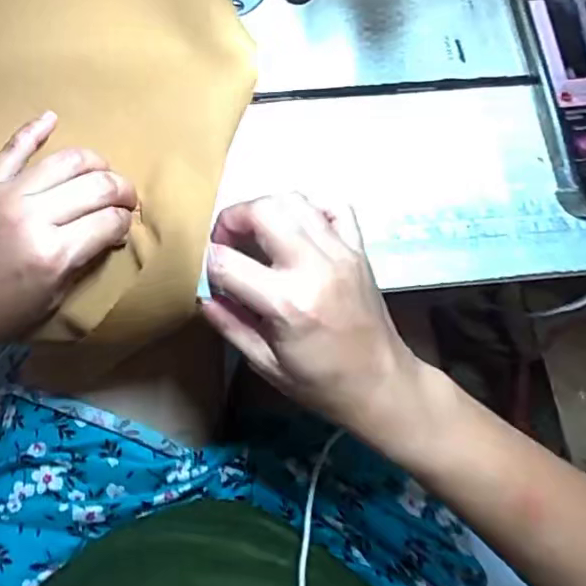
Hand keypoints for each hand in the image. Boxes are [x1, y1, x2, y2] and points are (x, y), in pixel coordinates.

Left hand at [0, 112, 137, 369]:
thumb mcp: (49, 301)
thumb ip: (82, 262)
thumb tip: (108, 233)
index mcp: (54, 254)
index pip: (108, 222)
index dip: (124, 221)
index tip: (125, 224)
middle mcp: (34, 216)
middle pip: (96, 186)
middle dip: (122, 190)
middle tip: (127, 198)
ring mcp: (6, 194)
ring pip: (65, 161)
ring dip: (94, 162)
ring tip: (103, 172)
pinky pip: (14, 148)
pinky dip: (35, 130)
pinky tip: (52, 118)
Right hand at [199, 194, 436, 440]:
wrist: (383, 386)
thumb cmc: (321, 383)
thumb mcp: (264, 362)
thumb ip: (228, 323)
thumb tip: (201, 292)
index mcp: (287, 304)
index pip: (226, 261)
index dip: (206, 261)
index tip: (206, 271)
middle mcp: (314, 268)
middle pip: (262, 211)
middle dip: (232, 220)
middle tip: (226, 242)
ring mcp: (340, 253)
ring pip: (293, 200)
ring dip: (264, 209)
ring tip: (256, 233)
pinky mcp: (358, 248)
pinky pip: (332, 205)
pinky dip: (308, 208)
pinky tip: (295, 228)